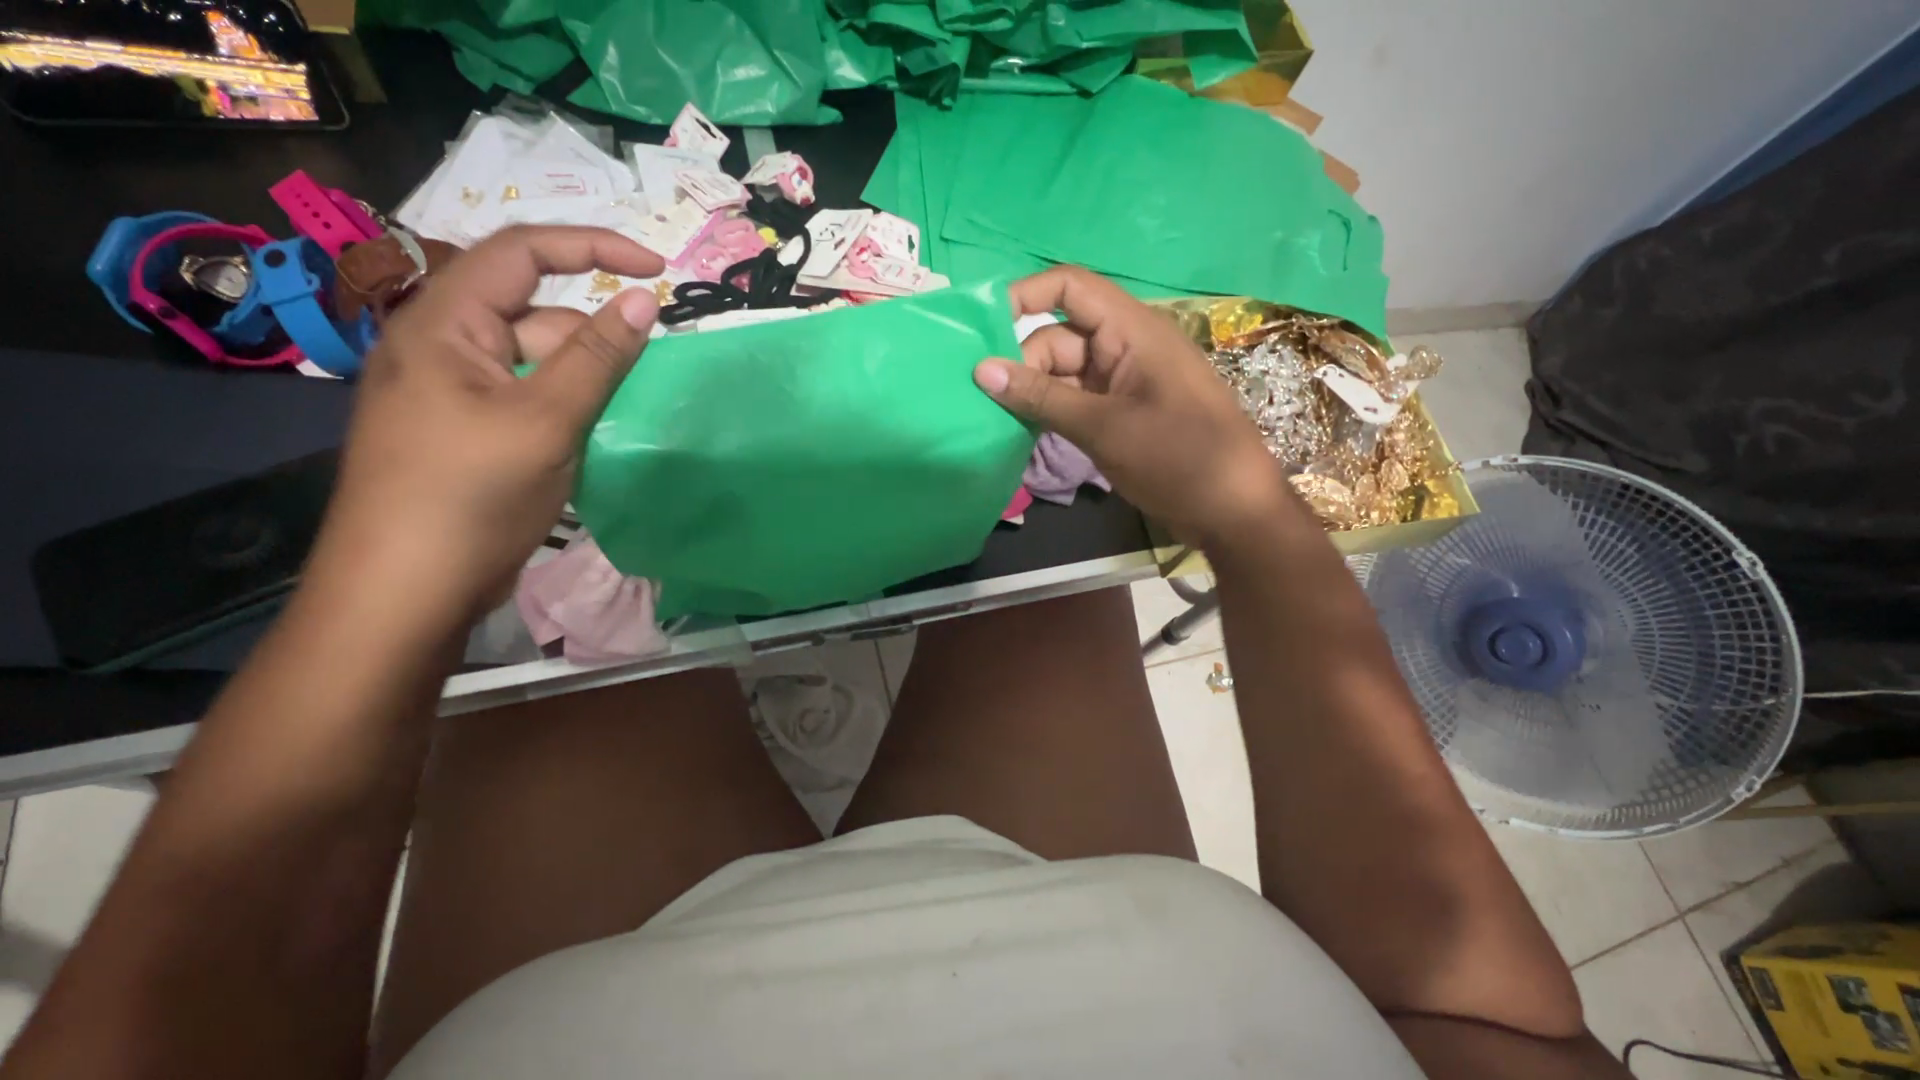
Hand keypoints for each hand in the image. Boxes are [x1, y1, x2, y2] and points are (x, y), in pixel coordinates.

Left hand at [307, 225, 662, 627]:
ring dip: (582, 379)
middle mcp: (441, 345)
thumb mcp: (545, 422)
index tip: (659, 272)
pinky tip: (589, 441)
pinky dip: (563, 408)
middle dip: (592, 336)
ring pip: (534, 361)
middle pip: (534, 312)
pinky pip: (524, 399)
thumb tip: (644, 300)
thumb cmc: (468, 497)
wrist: (401, 594)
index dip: (593, 247)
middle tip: (642, 378)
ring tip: (615, 420)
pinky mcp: (462, 432)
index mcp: (444, 323)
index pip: (523, 251)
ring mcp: (450, 392)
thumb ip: (598, 358)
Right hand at [974, 266, 1293, 546]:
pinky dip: (1052, 411)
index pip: (1069, 287)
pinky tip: (1022, 433)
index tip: (980, 331)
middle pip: (1059, 335)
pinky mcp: (1124, 413)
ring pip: (1065, 372)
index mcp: (1132, 329)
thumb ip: (1042, 397)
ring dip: (1034, 392)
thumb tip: (981, 370)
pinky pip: (1077, 399)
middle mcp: (1126, 346)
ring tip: (996, 420)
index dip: (1023, 296)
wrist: (1234, 512)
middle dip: (1023, 362)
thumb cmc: (1178, 457)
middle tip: (987, 402)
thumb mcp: (1104, 427)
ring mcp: (1125, 381)